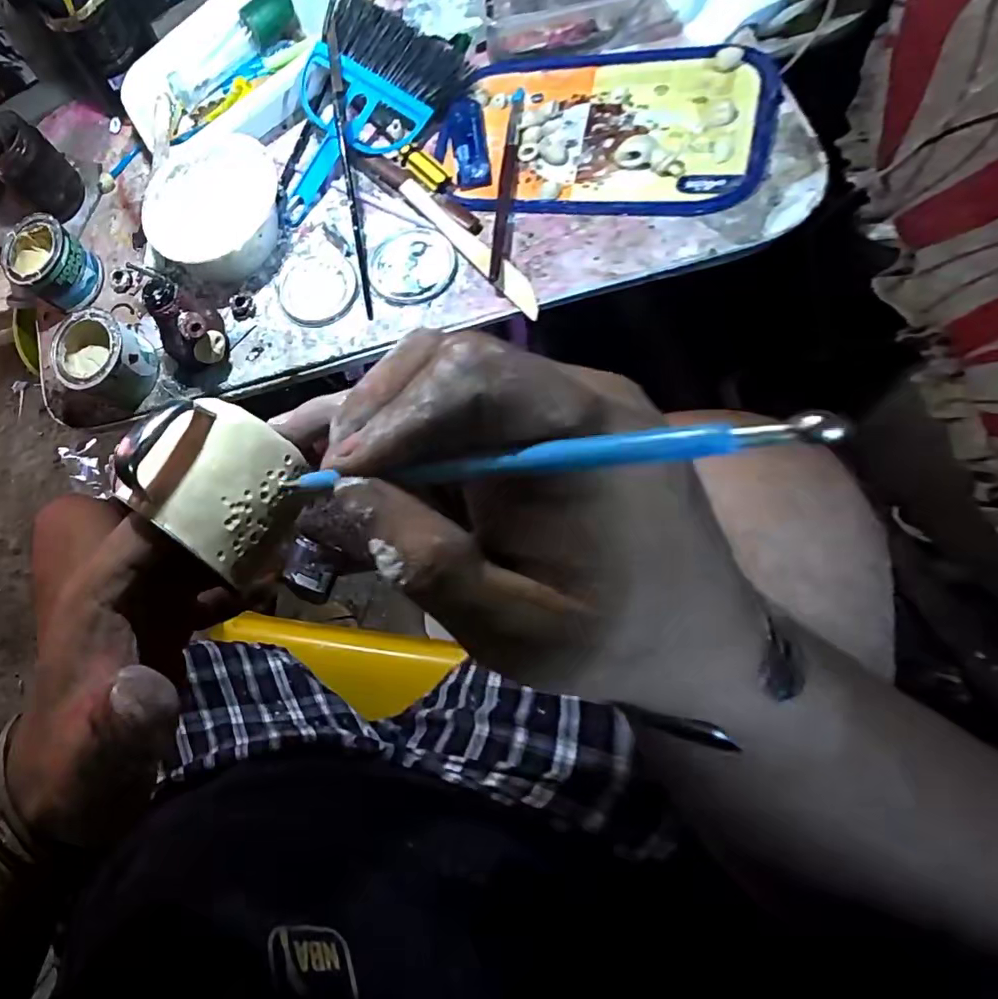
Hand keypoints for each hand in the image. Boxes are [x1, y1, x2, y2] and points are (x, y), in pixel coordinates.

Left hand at [4, 498, 238, 846]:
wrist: (66, 800)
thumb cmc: (73, 770)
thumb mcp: (97, 752)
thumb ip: (120, 722)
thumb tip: (146, 689)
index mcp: (92, 596)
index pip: (137, 526)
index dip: (181, 494)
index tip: (234, 467)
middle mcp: (113, 588)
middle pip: (164, 528)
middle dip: (210, 507)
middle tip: (269, 494)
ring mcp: (136, 608)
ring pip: (183, 553)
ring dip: (224, 540)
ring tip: (277, 526)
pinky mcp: (156, 630)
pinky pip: (194, 588)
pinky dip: (226, 579)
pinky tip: (265, 579)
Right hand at [271, 330, 766, 705]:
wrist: (689, 634)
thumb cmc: (610, 638)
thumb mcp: (514, 629)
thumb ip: (429, 561)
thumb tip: (346, 489)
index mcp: (582, 434)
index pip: (474, 377)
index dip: (393, 416)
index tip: (340, 472)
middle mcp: (559, 396)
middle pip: (437, 360)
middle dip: (365, 413)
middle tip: (323, 474)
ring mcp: (532, 403)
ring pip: (421, 372)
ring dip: (358, 415)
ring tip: (307, 458)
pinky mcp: (506, 424)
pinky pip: (429, 405)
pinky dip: (371, 428)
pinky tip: (326, 449)